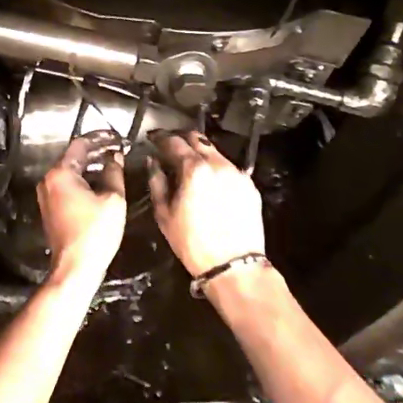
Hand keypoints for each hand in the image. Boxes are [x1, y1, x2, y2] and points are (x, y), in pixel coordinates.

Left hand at [37, 132, 126, 288]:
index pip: (80, 144)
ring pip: (70, 172)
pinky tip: (100, 183)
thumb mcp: (113, 199)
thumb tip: (115, 156)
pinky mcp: (50, 209)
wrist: (75, 267)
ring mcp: (46, 195)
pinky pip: (67, 186)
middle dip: (96, 152)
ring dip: (90, 167)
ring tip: (112, 164)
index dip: (100, 138)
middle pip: (73, 157)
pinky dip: (83, 181)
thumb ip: (114, 172)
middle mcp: (48, 180)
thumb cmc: (95, 232)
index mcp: (61, 173)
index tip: (116, 137)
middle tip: (117, 149)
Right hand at [147, 131, 265, 276]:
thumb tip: (153, 162)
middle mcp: (218, 165)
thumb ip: (157, 182)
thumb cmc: (193, 244)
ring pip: (215, 152)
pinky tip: (209, 183)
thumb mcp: (164, 215)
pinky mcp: (249, 186)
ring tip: (188, 166)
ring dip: (199, 153)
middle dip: (181, 139)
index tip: (153, 139)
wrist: (234, 266)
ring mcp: (237, 174)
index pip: (174, 141)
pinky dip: (215, 169)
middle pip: (198, 138)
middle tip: (170, 146)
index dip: (160, 137)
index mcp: (194, 169)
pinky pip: (228, 168)